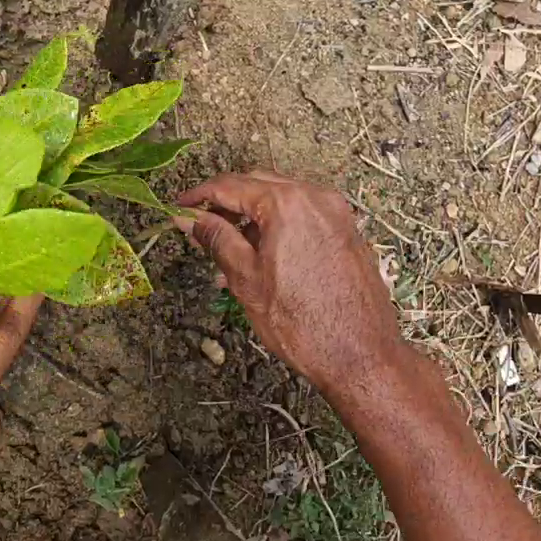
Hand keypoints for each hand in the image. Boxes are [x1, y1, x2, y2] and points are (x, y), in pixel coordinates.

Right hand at [175, 172, 404, 392]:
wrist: (361, 355)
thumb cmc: (304, 324)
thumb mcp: (246, 279)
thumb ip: (217, 240)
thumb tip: (191, 219)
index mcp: (287, 203)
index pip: (230, 185)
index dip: (199, 196)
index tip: (179, 208)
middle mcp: (316, 198)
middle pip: (258, 185)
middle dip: (226, 204)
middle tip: (201, 228)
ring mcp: (336, 213)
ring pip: (282, 200)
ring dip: (252, 217)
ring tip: (228, 250)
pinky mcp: (347, 232)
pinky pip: (304, 217)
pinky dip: (278, 227)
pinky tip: (262, 257)